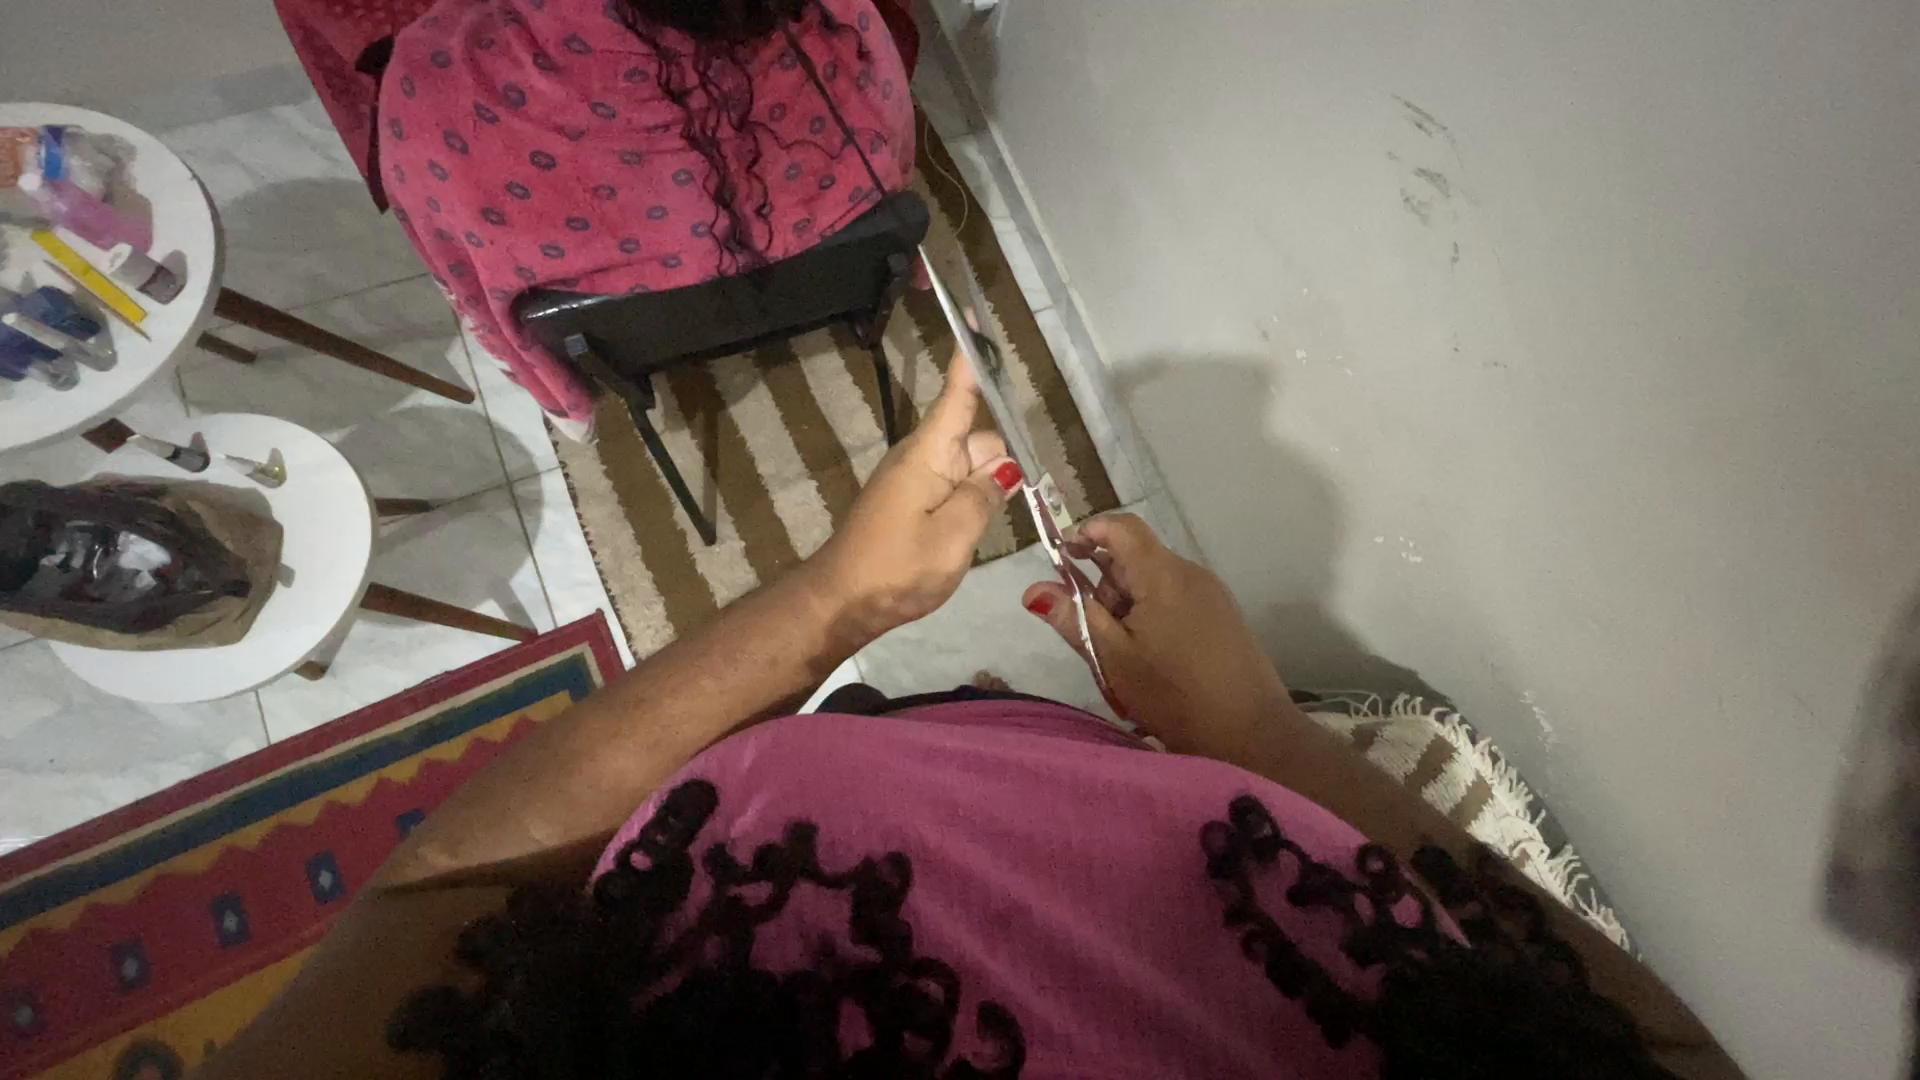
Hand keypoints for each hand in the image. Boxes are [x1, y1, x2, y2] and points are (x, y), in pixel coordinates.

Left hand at [809, 348, 1021, 638]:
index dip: (970, 361)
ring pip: (968, 467)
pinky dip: (972, 499)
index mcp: (930, 453)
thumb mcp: (954, 536)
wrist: (842, 601)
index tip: (974, 319)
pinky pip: (952, 487)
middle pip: (977, 438)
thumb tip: (1007, 468)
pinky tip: (979, 528)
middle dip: (1004, 458)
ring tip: (1002, 519)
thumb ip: (984, 497)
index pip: (957, 396)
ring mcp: (914, 481)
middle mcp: (922, 457)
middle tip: (1030, 494)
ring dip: (989, 485)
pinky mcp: (910, 503)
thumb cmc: (897, 566)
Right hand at [1020, 514, 1298, 754]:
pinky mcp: (1222, 616)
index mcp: (1163, 575)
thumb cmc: (1174, 694)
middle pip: (1134, 557)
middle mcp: (1190, 573)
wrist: (1251, 735)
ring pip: (1153, 581)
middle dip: (1103, 583)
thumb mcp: (1113, 658)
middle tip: (1091, 630)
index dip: (1087, 531)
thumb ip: (1073, 617)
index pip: (1121, 526)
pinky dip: (1150, 614)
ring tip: (1120, 653)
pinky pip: (1175, 598)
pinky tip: (1149, 657)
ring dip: (1125, 604)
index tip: (1061, 556)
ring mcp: (1211, 594)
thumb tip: (1032, 589)